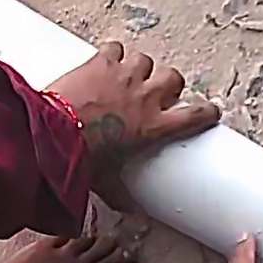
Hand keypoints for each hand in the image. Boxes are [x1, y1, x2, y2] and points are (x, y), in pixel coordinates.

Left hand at [46, 42, 219, 208]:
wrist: (54, 135)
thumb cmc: (81, 160)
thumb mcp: (108, 182)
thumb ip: (122, 195)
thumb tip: (131, 213)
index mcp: (153, 127)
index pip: (195, 116)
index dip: (205, 112)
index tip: (208, 112)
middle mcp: (146, 97)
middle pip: (173, 79)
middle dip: (166, 85)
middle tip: (151, 95)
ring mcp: (125, 76)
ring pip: (145, 60)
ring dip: (137, 69)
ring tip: (122, 80)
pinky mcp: (103, 61)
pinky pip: (116, 49)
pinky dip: (110, 56)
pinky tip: (100, 67)